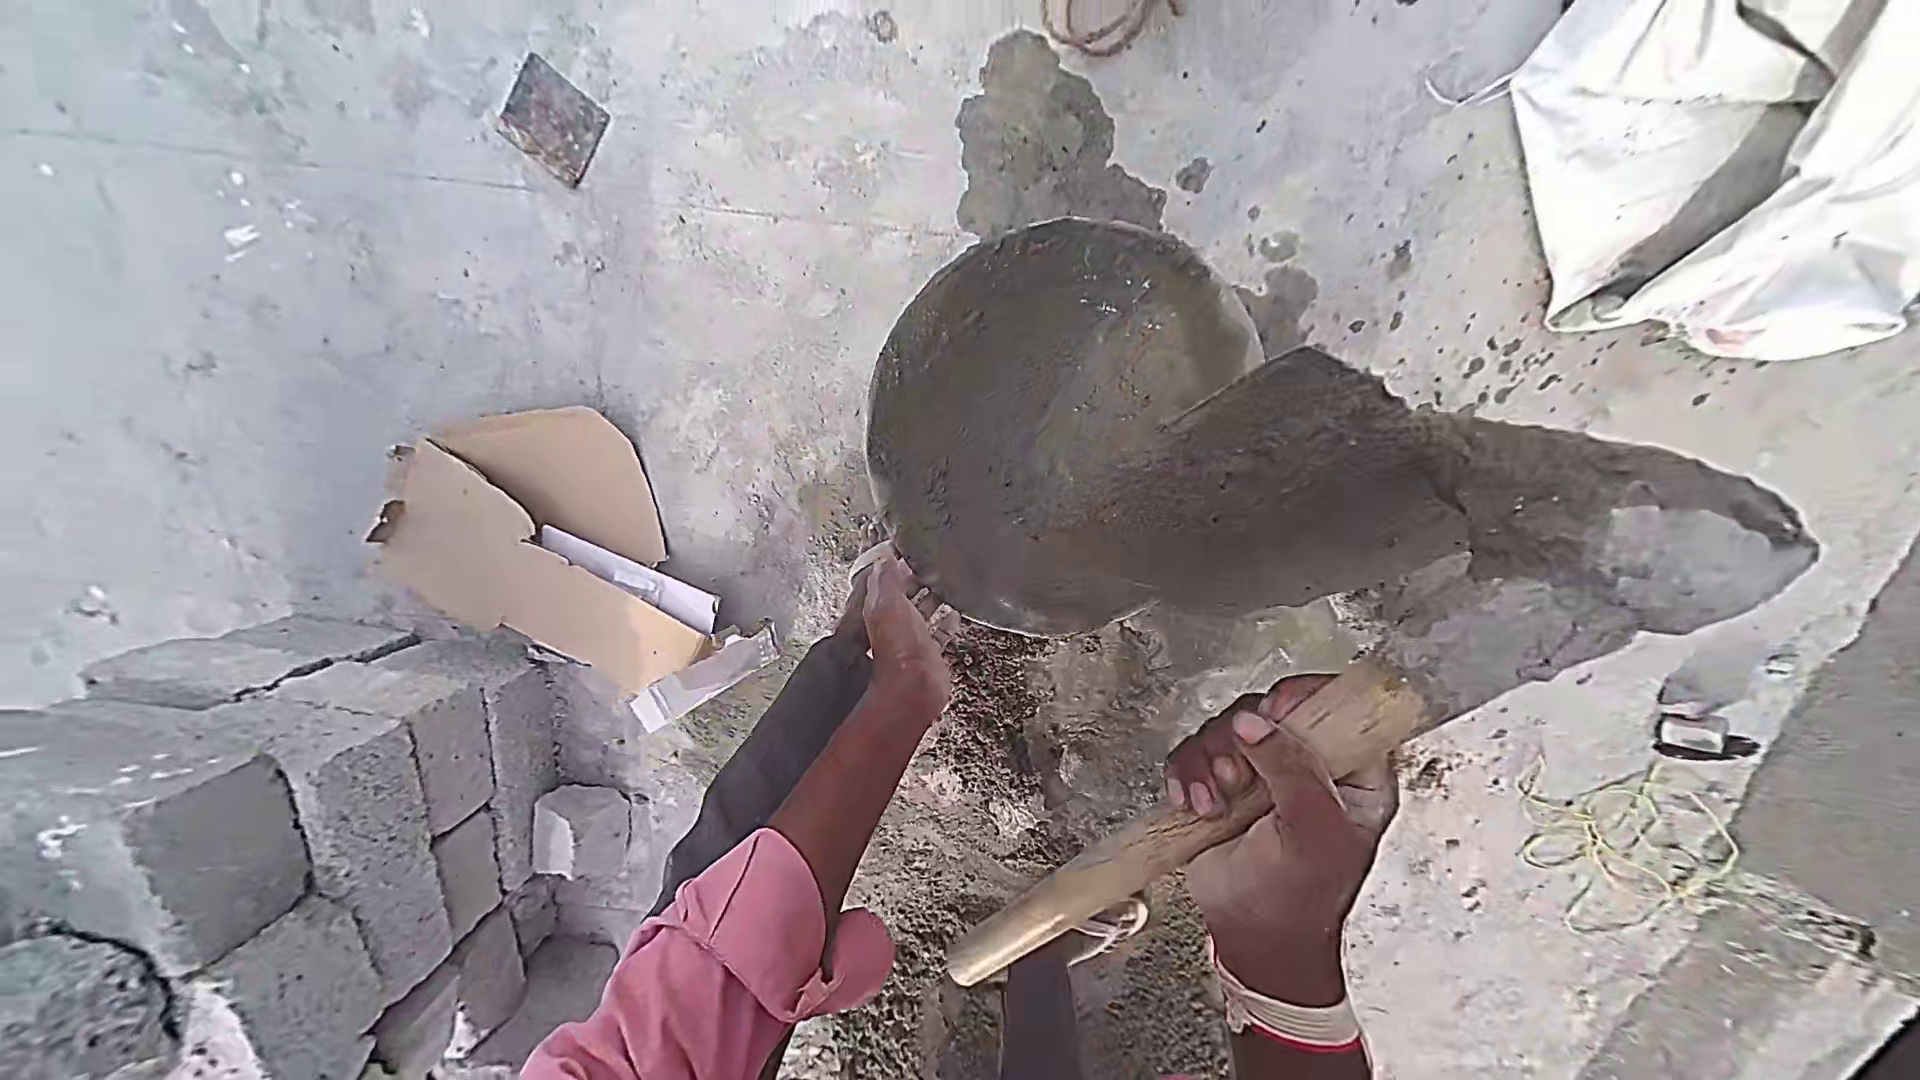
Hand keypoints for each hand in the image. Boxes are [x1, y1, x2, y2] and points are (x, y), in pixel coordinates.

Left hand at [858, 549, 952, 709]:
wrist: (915, 685)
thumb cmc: (900, 647)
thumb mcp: (888, 603)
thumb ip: (887, 578)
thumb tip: (885, 555)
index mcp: (882, 606)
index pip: (887, 578)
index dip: (896, 563)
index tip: (909, 548)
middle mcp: (896, 620)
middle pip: (907, 592)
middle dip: (918, 577)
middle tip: (932, 561)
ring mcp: (914, 636)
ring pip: (924, 610)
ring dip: (934, 596)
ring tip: (947, 581)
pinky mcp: (931, 649)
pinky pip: (940, 631)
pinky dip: (948, 621)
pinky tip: (955, 612)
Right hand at [1169, 675, 1398, 1004]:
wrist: (1251, 935)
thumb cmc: (1299, 896)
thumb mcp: (1312, 835)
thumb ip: (1291, 772)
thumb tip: (1254, 721)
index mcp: (1350, 773)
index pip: (1337, 709)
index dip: (1303, 699)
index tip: (1273, 714)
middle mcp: (1303, 763)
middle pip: (1263, 710)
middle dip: (1237, 742)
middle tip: (1236, 778)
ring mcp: (1258, 769)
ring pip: (1222, 728)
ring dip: (1206, 763)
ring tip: (1212, 803)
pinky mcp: (1217, 779)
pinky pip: (1192, 751)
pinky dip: (1184, 773)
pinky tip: (1191, 803)